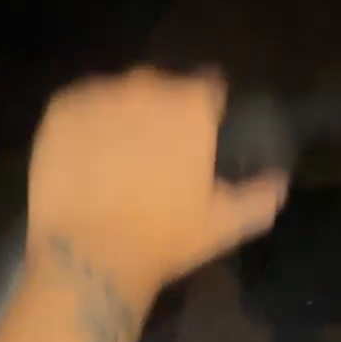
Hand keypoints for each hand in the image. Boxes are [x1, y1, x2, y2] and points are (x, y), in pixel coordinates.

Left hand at [27, 69, 290, 305]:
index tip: (201, 142)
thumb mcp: (223, 226)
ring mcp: (99, 95)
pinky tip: (89, 164)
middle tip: (159, 161)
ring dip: (124, 119)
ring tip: (119, 165)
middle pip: (162, 88)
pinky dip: (88, 128)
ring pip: (120, 96)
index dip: (207, 115)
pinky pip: (82, 107)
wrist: (91, 255)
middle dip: (163, 115)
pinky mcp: (60, 110)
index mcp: (191, 107)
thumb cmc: (164, 241)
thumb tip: (280, 183)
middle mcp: (146, 87)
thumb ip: (258, 198)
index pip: (210, 89)